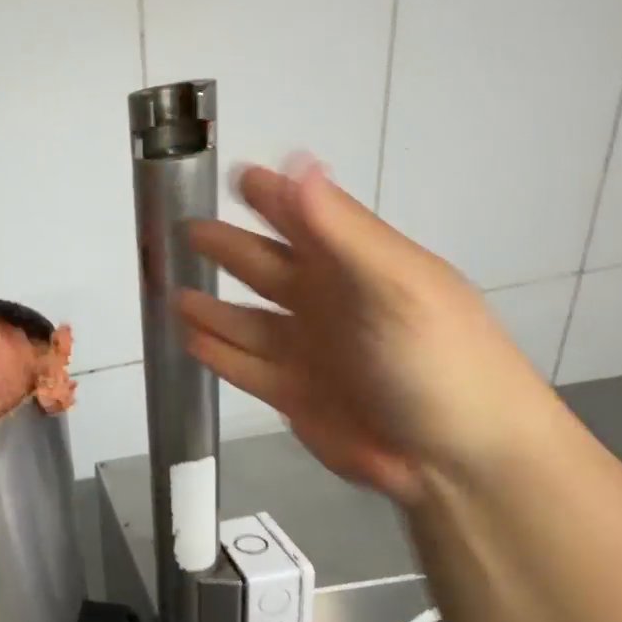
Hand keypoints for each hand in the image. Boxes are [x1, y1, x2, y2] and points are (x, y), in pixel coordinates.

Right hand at [176, 160, 564, 505]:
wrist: (451, 458)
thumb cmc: (435, 360)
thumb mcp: (393, 286)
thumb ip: (339, 231)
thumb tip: (299, 163)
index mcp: (360, 267)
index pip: (309, 220)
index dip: (275, 198)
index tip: (237, 175)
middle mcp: (329, 303)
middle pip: (267, 267)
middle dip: (229, 247)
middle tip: (186, 229)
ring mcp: (308, 351)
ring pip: (246, 320)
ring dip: (211, 305)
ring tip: (170, 288)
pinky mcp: (291, 395)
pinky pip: (243, 366)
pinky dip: (215, 351)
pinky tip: (187, 337)